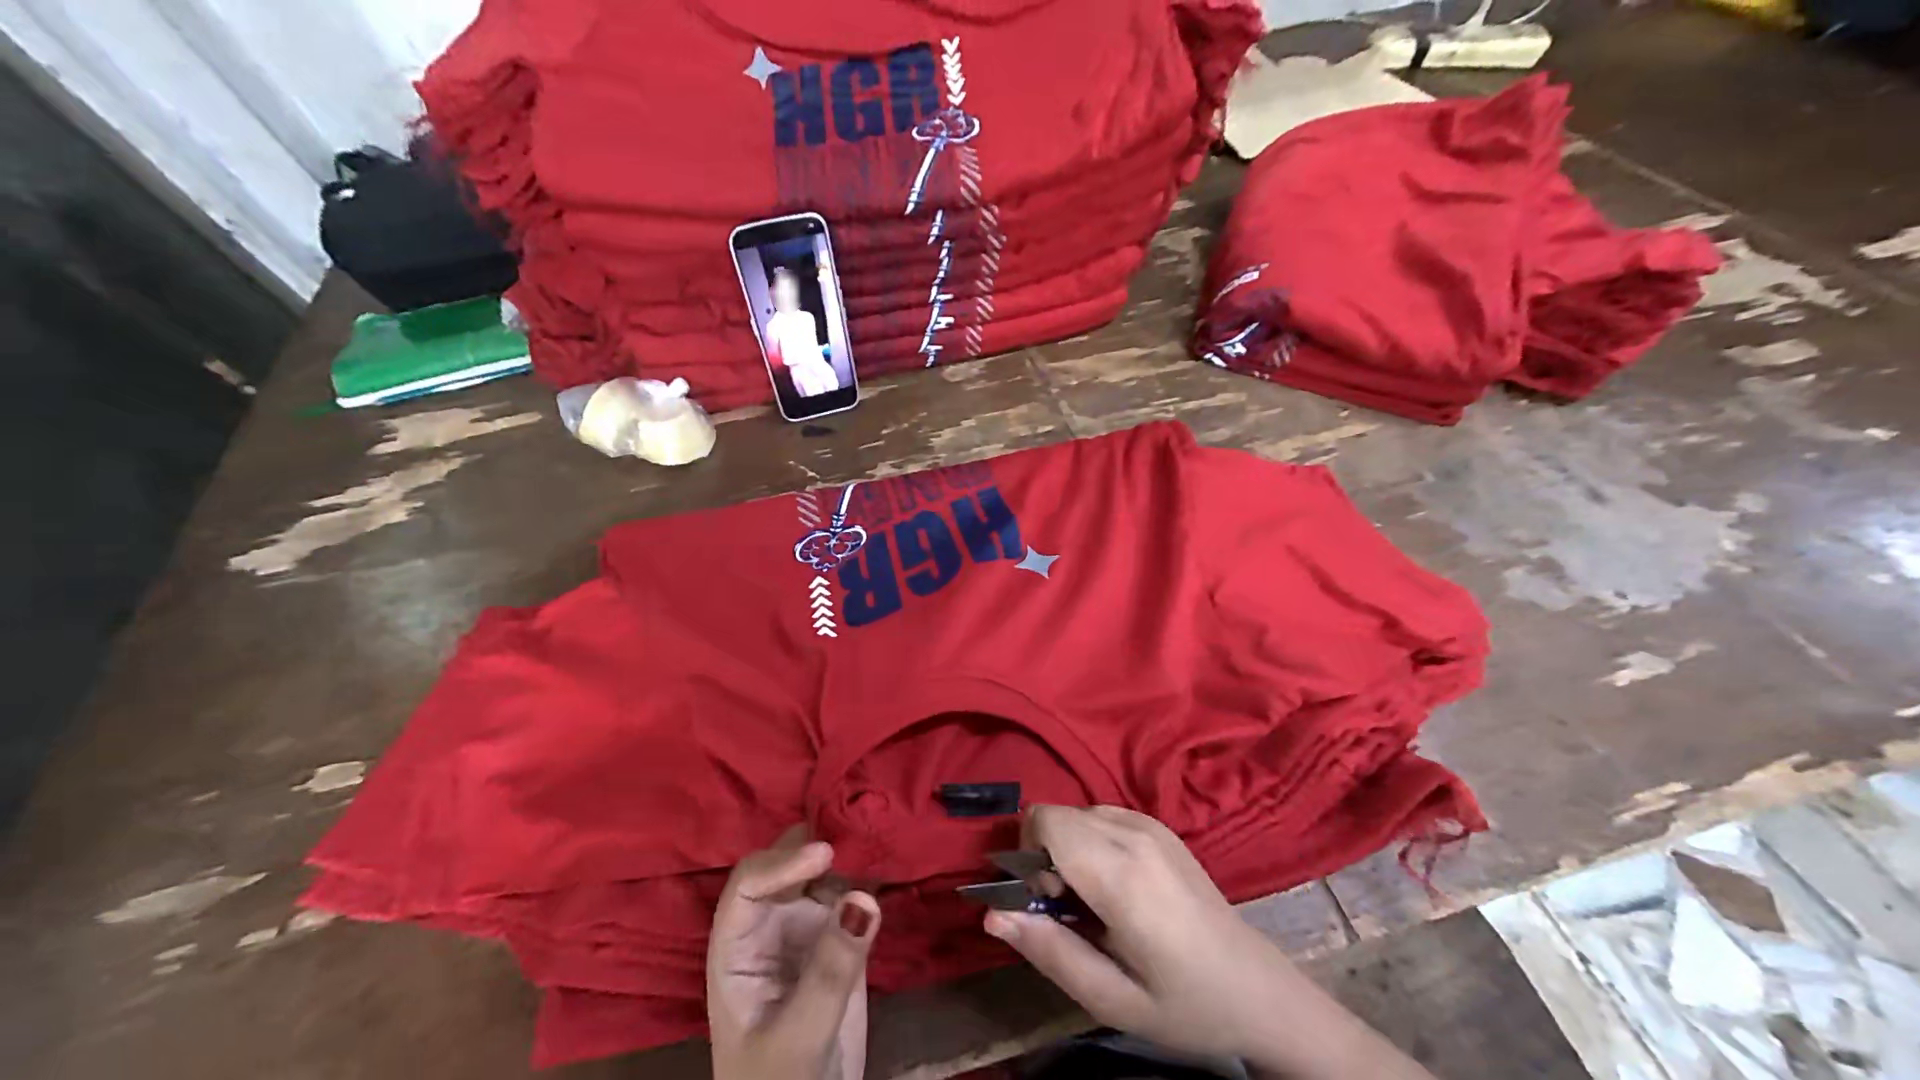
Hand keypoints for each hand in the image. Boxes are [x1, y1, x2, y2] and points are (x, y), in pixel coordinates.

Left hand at [707, 827, 881, 1079]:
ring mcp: (805, 928)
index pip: (748, 886)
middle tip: (858, 824)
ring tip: (880, 828)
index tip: (826, 855)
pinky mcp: (838, 936)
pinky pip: (853, 894)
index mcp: (736, 946)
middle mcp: (769, 925)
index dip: (782, 864)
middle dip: (816, 840)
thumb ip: (829, 972)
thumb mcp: (799, 1036)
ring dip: (849, 851)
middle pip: (786, 866)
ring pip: (823, 873)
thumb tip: (864, 898)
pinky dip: (871, 874)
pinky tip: (892, 857)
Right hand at [982, 806, 1431, 1079]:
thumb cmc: (1184, 1004)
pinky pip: (1101, 816)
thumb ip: (1049, 951)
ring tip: (1093, 902)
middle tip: (1067, 909)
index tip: (1047, 904)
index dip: (1027, 857)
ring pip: (1076, 815)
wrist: (1258, 989)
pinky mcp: (1161, 826)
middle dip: (1042, 856)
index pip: (1045, 822)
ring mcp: (1151, 824)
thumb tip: (991, 913)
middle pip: (1055, 815)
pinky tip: (1115, 886)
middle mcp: (1134, 833)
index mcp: (1122, 873)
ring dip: (1066, 850)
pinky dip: (1090, 843)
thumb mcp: (1111, 999)